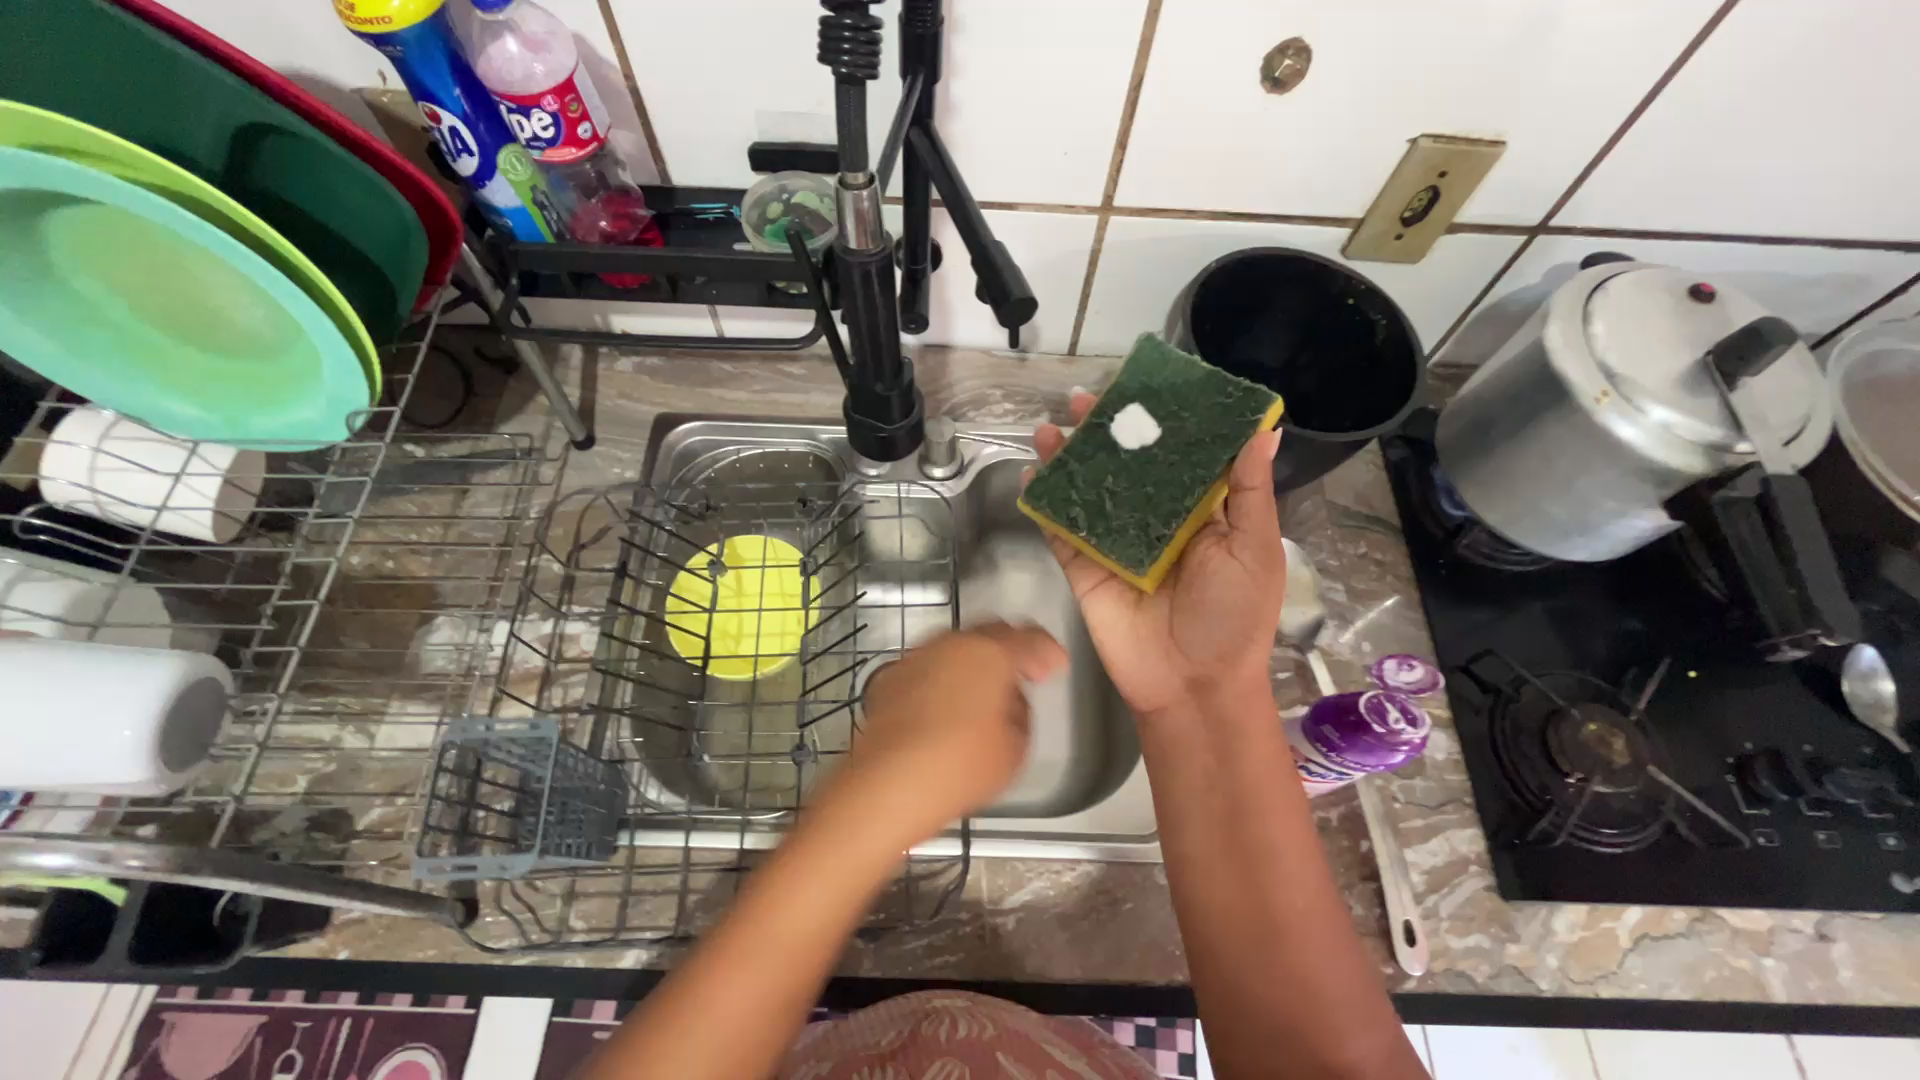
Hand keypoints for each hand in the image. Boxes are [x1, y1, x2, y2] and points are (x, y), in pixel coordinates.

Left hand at [826, 622, 1066, 846]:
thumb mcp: (1015, 748)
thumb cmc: (960, 766)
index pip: (1029, 638)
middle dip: (1008, 649)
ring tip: (982, 693)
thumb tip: (1011, 703)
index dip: (1046, 651)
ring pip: (953, 649)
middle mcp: (951, 644)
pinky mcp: (890, 680)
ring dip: (971, 664)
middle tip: (1021, 672)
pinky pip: (927, 669)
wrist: (888, 783)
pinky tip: (946, 707)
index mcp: (990, 652)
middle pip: (988, 634)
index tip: (1054, 665)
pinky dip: (942, 679)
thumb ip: (1021, 713)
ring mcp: (916, 658)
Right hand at [1033, 392, 1285, 716]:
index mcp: (1200, 512)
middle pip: (1125, 466)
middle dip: (1103, 432)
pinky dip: (1044, 503)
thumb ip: (1250, 493)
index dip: (1159, 422)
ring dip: (1067, 459)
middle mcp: (1155, 521)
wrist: (1193, 686)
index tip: (1141, 386)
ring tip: (1051, 429)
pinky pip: (1062, 531)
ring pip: (1088, 491)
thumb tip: (1263, 430)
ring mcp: (1116, 543)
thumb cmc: (1235, 618)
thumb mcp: (1255, 551)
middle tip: (1083, 401)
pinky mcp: (1085, 568)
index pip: (1176, 456)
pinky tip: (1032, 474)